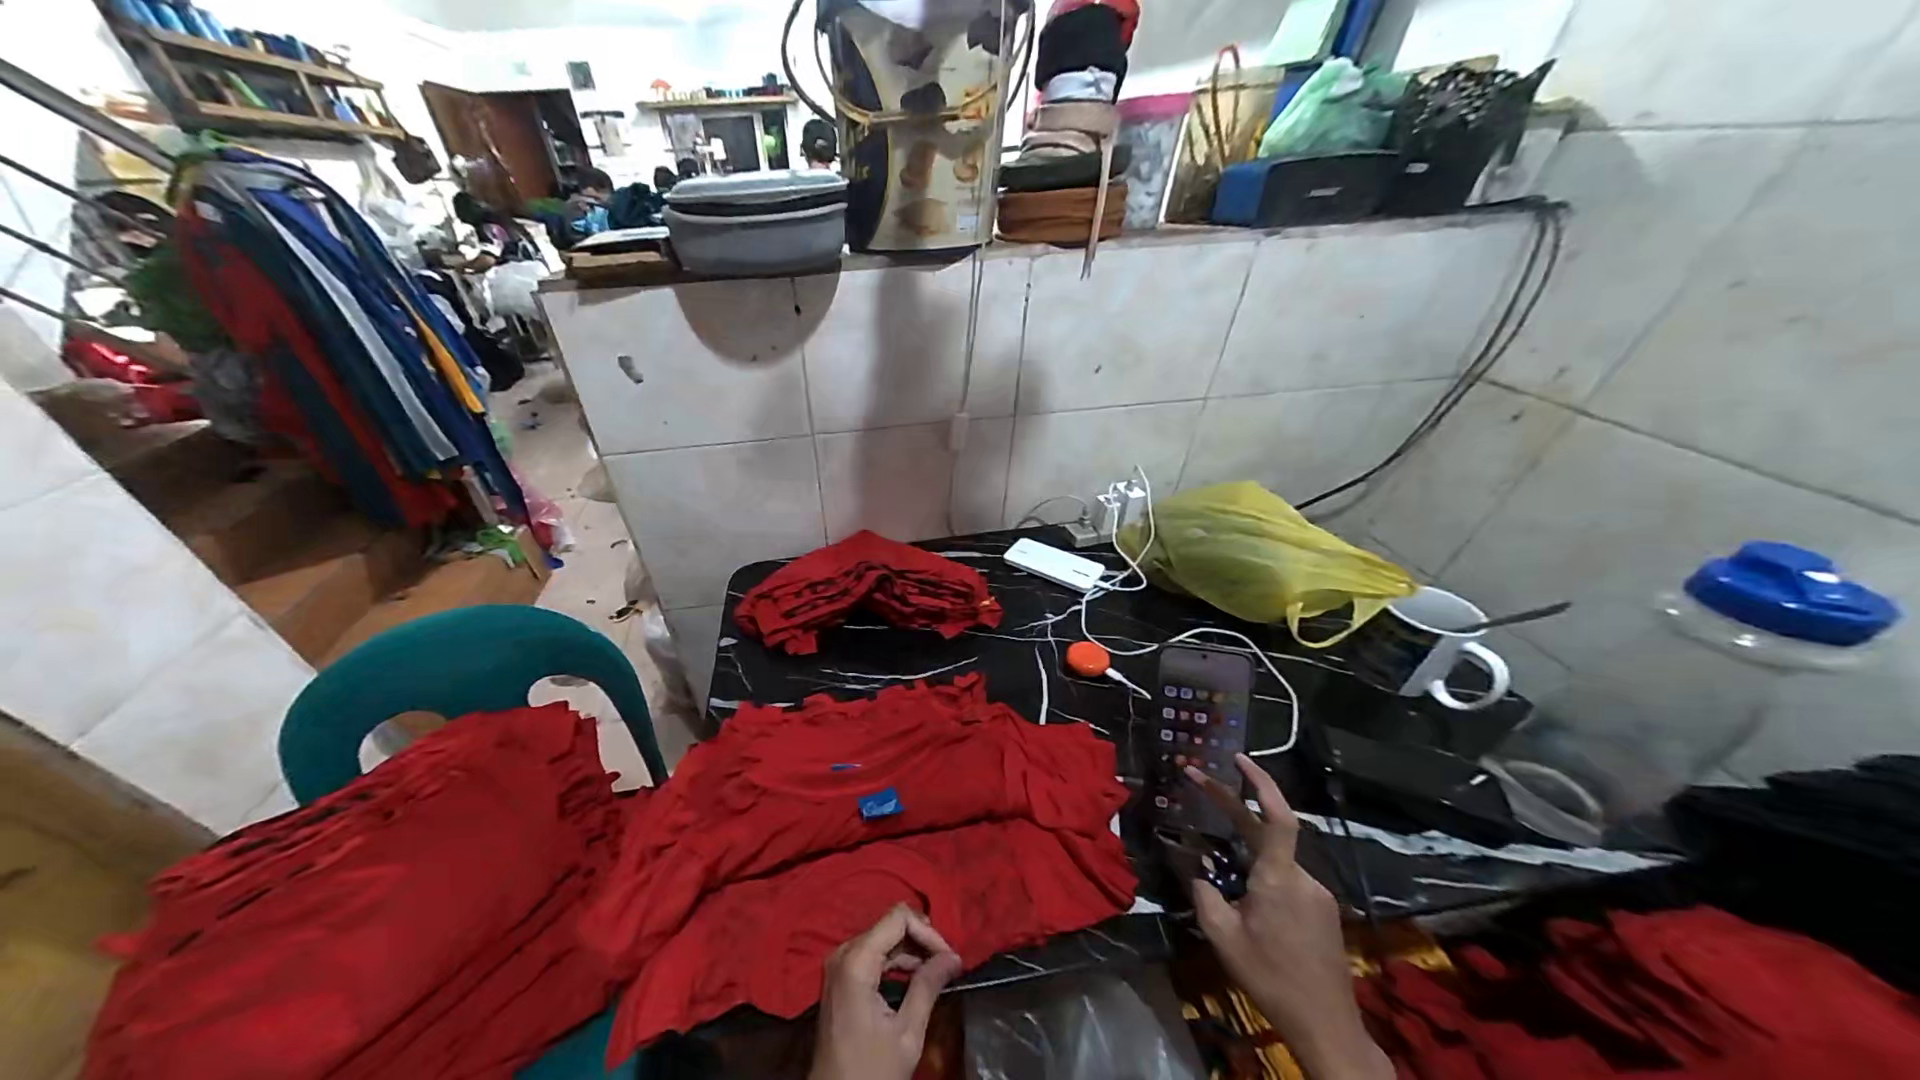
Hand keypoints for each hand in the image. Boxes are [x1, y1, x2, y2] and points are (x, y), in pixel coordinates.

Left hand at [810, 904, 963, 1079]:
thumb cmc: (869, 1071)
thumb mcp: (907, 1034)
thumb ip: (928, 987)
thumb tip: (953, 957)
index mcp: (856, 960)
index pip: (898, 917)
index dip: (928, 932)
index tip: (948, 958)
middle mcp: (843, 952)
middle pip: (890, 925)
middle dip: (922, 941)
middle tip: (947, 965)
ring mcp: (839, 964)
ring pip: (884, 937)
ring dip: (912, 951)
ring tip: (937, 972)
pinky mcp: (841, 976)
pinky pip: (873, 953)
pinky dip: (897, 961)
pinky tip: (917, 977)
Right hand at [1186, 755, 1392, 1079]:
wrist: (1326, 1025)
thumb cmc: (1269, 978)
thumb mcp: (1222, 937)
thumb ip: (1204, 894)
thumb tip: (1194, 868)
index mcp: (1278, 878)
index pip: (1275, 816)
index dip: (1260, 782)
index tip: (1238, 759)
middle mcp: (1302, 877)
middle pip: (1267, 830)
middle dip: (1233, 804)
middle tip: (1199, 782)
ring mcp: (1317, 894)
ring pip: (1276, 860)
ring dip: (1247, 854)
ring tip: (1223, 877)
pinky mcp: (1323, 911)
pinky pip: (1288, 880)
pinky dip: (1264, 877)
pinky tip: (1250, 905)